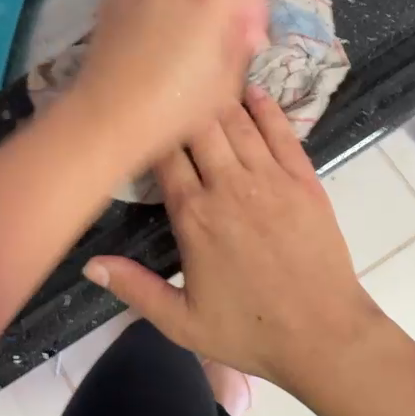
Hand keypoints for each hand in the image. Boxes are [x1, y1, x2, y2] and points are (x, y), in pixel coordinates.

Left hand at [54, 0, 266, 172]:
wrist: (108, 113)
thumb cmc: (175, 107)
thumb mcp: (227, 83)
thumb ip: (241, 45)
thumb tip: (243, 30)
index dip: (252, 14)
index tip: (246, 39)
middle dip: (219, 3)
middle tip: (213, 39)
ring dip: (186, 0)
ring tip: (178, 35)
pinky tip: (150, 27)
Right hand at [82, 87, 384, 392]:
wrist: (326, 339)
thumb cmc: (250, 330)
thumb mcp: (182, 322)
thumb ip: (134, 288)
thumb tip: (88, 264)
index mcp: (193, 215)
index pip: (163, 154)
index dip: (149, 131)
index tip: (139, 117)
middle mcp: (228, 185)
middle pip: (197, 126)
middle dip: (181, 105)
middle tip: (168, 90)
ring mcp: (269, 178)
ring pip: (236, 122)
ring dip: (217, 98)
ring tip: (202, 76)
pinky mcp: (303, 179)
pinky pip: (280, 132)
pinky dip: (265, 107)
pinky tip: (251, 90)